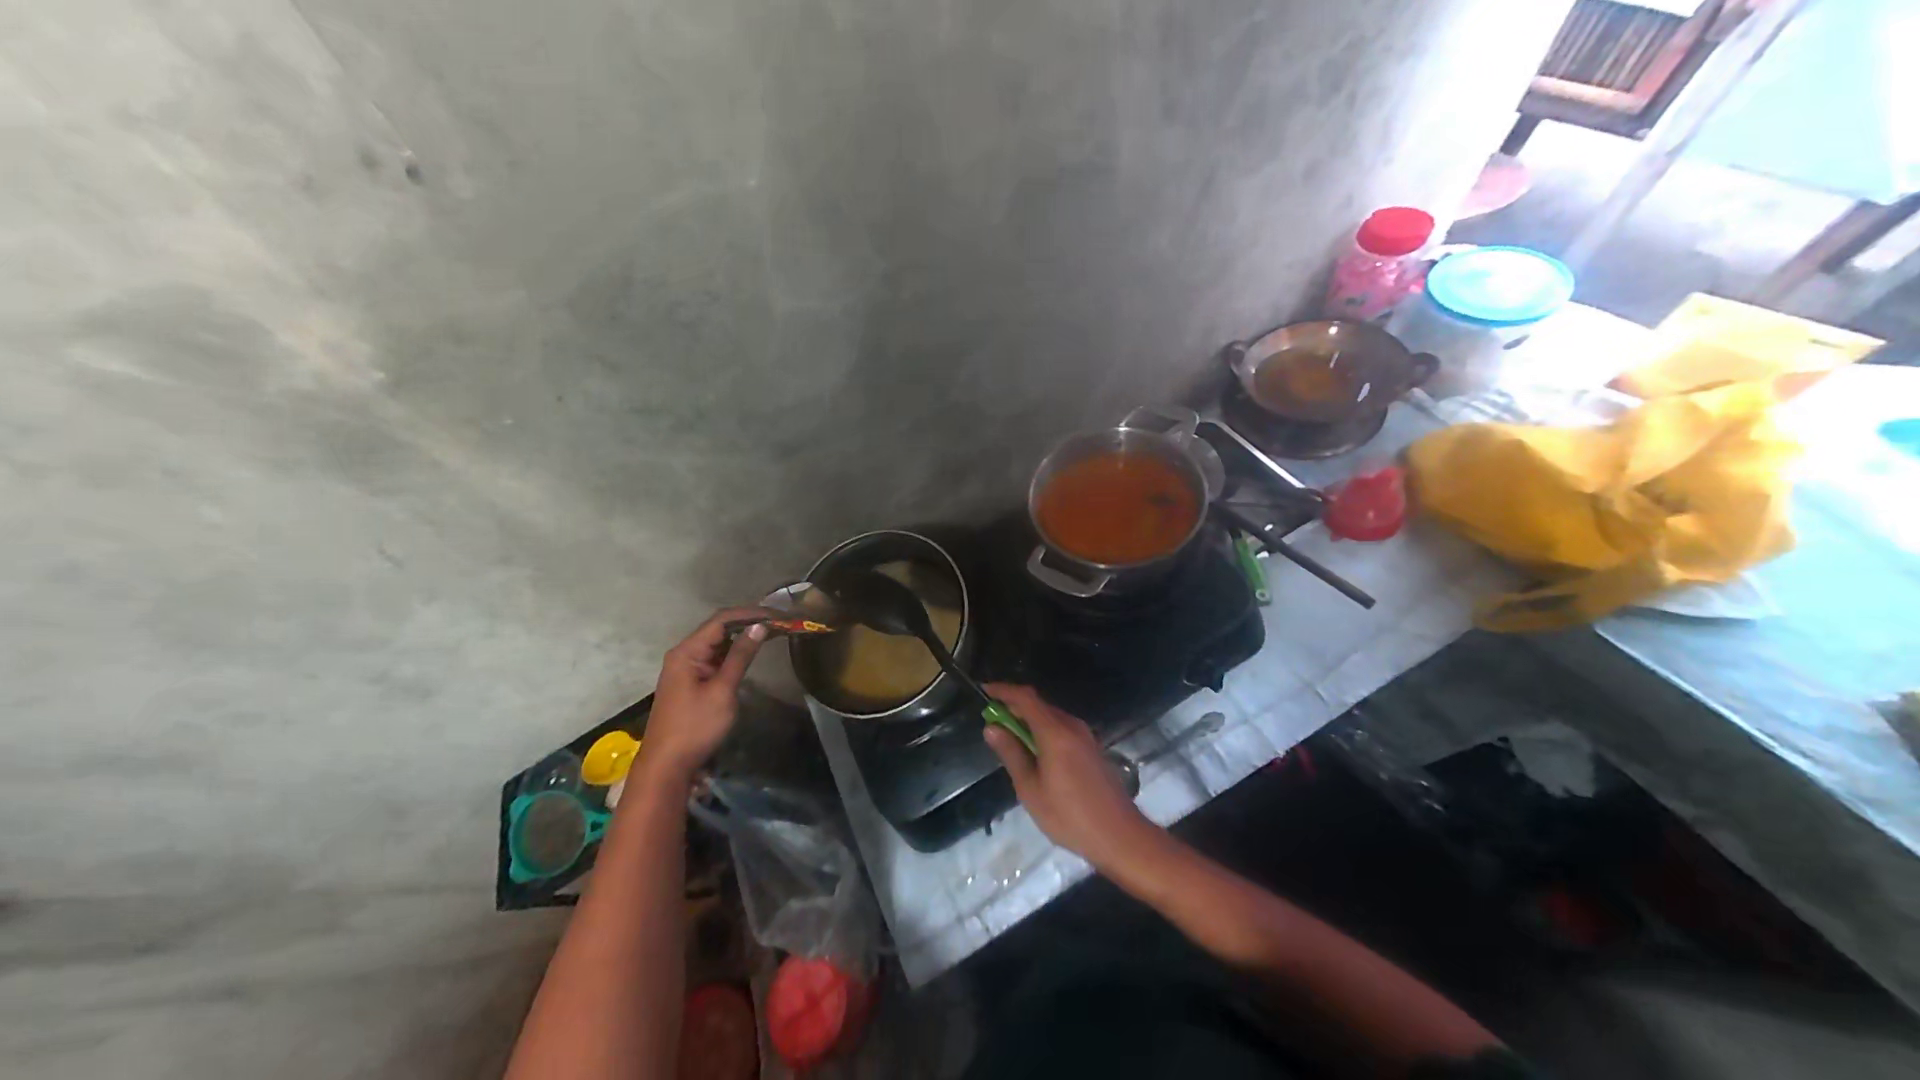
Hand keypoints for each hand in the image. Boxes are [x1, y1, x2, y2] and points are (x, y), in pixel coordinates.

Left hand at [640, 607, 770, 780]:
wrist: (667, 766)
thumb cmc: (695, 727)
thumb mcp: (722, 690)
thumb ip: (740, 656)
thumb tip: (759, 626)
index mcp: (687, 652)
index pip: (721, 620)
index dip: (750, 613)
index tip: (778, 613)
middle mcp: (683, 654)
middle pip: (718, 628)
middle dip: (748, 621)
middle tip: (779, 621)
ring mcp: (685, 668)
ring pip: (717, 643)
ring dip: (742, 637)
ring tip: (771, 632)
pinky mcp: (690, 682)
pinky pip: (714, 658)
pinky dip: (733, 653)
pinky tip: (750, 653)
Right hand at [982, 683, 1161, 870]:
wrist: (1120, 835)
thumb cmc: (1069, 816)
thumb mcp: (1031, 789)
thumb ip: (1011, 754)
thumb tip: (992, 728)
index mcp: (1055, 733)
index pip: (1025, 698)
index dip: (1003, 691)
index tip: (984, 691)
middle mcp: (1072, 727)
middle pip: (1039, 705)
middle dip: (1014, 706)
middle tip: (992, 720)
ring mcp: (1085, 736)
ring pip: (1051, 716)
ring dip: (1029, 719)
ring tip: (1009, 736)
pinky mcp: (1092, 748)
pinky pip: (1062, 728)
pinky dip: (1043, 730)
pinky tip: (1034, 750)